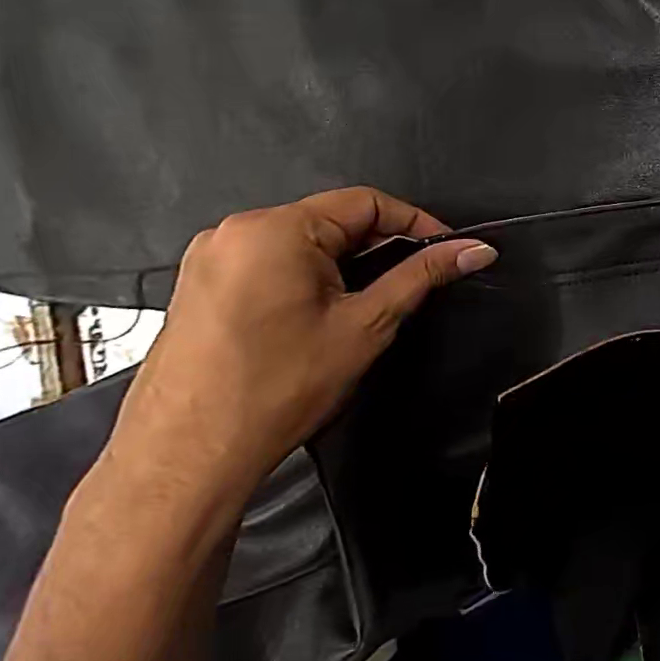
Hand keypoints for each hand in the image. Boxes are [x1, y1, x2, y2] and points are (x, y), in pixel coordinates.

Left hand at [109, 187, 496, 499]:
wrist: (185, 458)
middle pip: (332, 219)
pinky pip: (270, 261)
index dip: (416, 223)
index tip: (447, 249)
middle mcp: (235, 232)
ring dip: (346, 263)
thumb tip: (474, 250)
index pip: (366, 202)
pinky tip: (323, 314)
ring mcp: (210, 258)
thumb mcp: (366, 325)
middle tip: (415, 281)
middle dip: (381, 246)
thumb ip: (423, 276)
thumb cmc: (275, 390)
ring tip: (370, 303)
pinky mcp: (199, 285)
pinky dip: (309, 276)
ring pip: (302, 242)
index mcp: (275, 230)